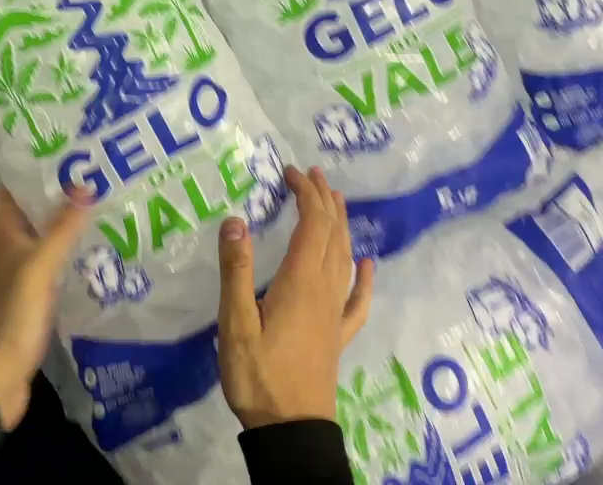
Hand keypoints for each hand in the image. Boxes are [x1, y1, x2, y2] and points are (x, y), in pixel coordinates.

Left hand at [0, 188, 88, 428]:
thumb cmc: (13, 312)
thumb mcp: (41, 265)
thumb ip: (63, 226)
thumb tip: (86, 183)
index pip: (5, 187)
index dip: (24, 166)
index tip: (57, 148)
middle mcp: (4, 245)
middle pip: (24, 208)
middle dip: (50, 190)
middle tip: (87, 170)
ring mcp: (15, 270)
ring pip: (37, 232)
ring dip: (59, 218)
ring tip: (95, 199)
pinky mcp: (28, 293)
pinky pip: (47, 258)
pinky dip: (64, 247)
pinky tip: (90, 243)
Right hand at [216, 166, 373, 429]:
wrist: (291, 430)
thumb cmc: (259, 374)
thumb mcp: (236, 322)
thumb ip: (235, 270)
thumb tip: (236, 219)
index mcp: (300, 281)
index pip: (311, 224)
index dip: (305, 193)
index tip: (290, 171)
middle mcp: (324, 290)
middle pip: (332, 235)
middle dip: (325, 200)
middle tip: (313, 173)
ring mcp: (334, 314)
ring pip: (345, 258)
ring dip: (341, 225)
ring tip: (337, 200)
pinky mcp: (337, 335)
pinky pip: (357, 300)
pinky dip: (363, 278)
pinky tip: (367, 265)